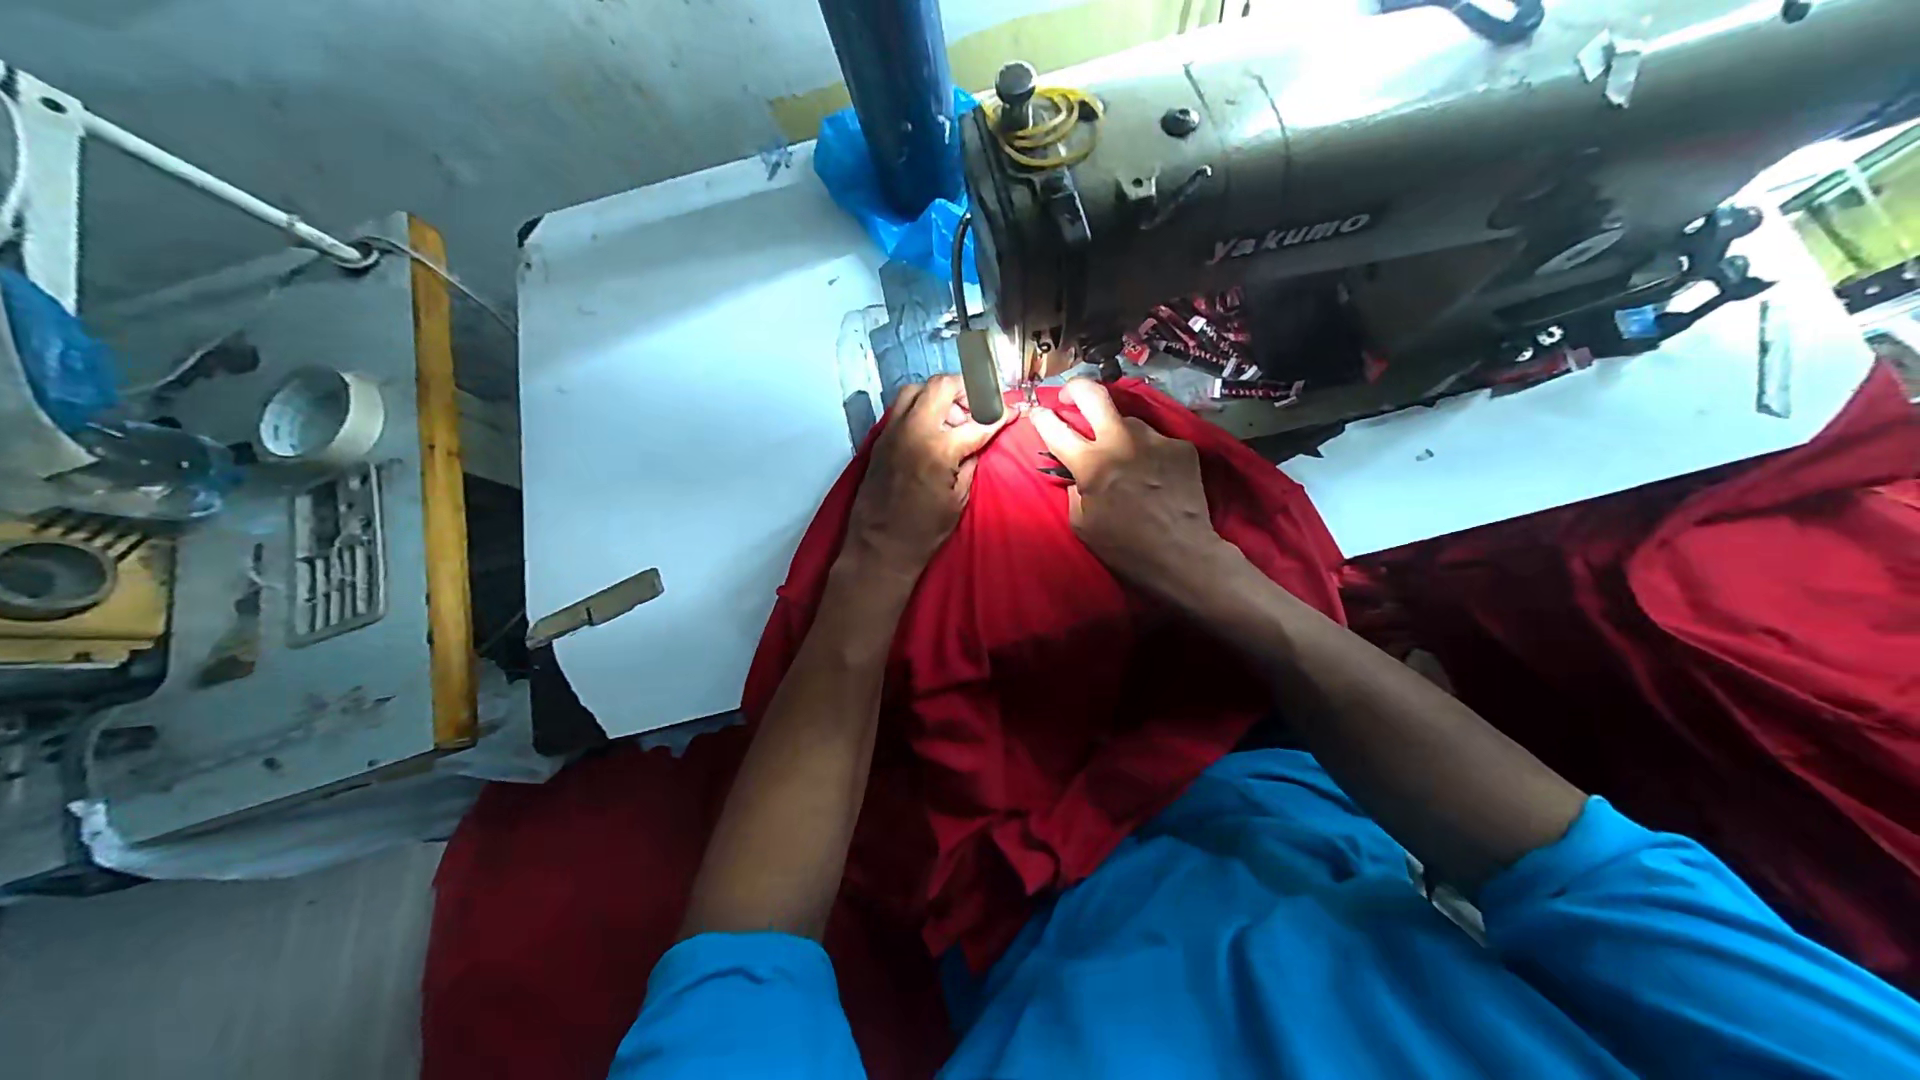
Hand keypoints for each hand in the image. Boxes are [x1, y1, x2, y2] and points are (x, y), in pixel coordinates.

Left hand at [844, 375, 1007, 580]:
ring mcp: (892, 431)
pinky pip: (902, 407)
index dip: (999, 415)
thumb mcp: (958, 498)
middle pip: (942, 386)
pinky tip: (932, 429)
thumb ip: (970, 462)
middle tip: (978, 408)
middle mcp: (912, 430)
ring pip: (917, 389)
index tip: (1011, 411)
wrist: (879, 546)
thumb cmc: (923, 531)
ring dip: (939, 396)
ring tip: (953, 418)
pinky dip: (921, 408)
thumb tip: (979, 441)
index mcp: (937, 448)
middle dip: (966, 391)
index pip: (977, 421)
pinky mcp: (881, 438)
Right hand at [1030, 378, 1234, 597]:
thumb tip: (1078, 474)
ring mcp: (1155, 440)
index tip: (1037, 413)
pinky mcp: (1181, 447)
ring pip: (1127, 421)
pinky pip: (1155, 441)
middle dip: (1075, 389)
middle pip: (1093, 394)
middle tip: (1070, 397)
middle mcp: (1121, 441)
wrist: (1182, 554)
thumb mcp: (1082, 524)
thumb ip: (1075, 490)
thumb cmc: (1125, 547)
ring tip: (1123, 455)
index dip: (1040, 417)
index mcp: (1091, 463)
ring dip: (1117, 432)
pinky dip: (1147, 453)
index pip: (1055, 427)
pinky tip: (1153, 473)